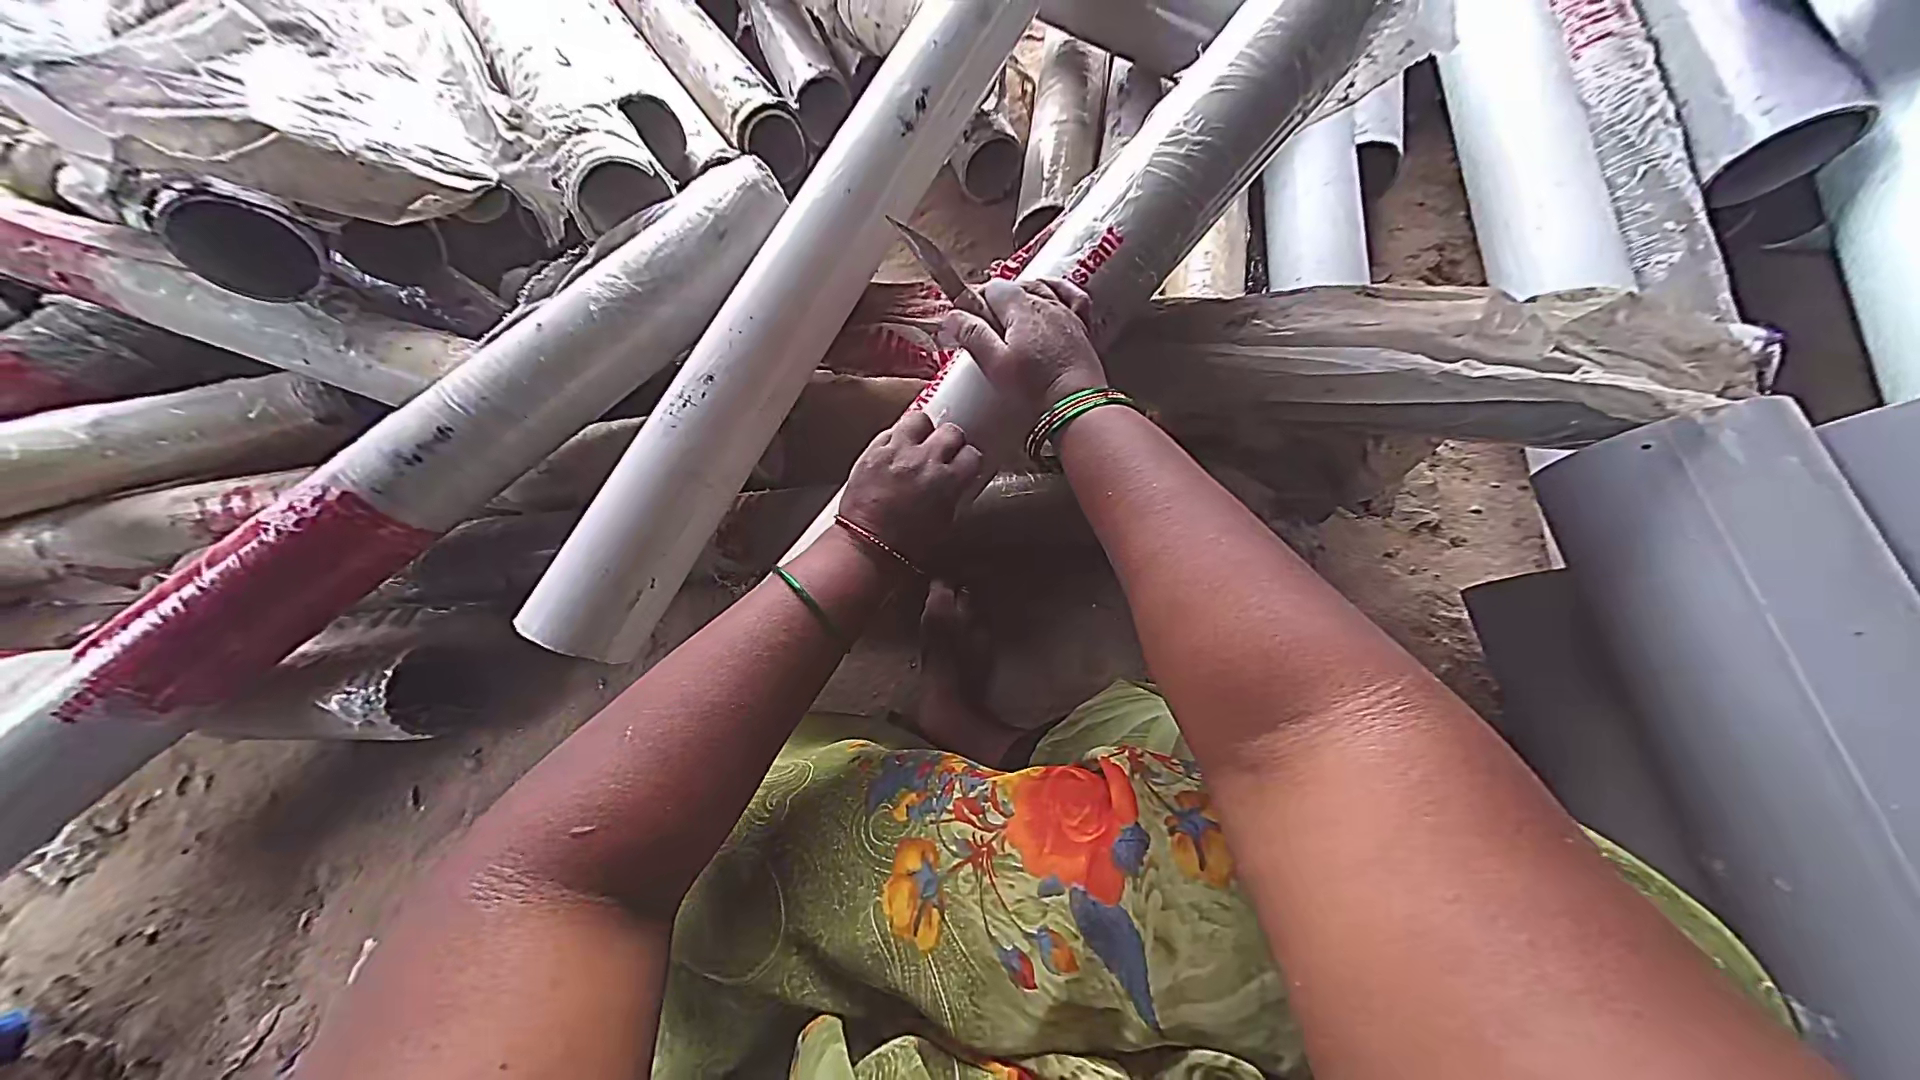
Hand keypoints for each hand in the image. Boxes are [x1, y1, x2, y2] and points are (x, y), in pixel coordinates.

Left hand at [840, 410, 986, 567]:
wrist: (868, 547)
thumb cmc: (907, 545)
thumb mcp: (945, 522)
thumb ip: (954, 494)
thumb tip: (957, 482)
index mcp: (948, 481)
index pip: (972, 455)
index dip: (967, 460)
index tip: (963, 464)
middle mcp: (926, 461)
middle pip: (950, 431)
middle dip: (949, 441)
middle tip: (943, 452)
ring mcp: (897, 452)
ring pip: (919, 420)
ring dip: (922, 430)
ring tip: (917, 443)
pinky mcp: (873, 452)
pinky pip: (889, 432)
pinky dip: (894, 439)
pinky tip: (894, 452)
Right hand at [940, 278, 1106, 409]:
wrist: (1076, 403)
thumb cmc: (1035, 386)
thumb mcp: (995, 363)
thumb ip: (973, 334)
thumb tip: (952, 315)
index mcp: (1020, 307)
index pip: (991, 289)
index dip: (974, 301)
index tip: (965, 321)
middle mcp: (1045, 302)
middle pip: (1014, 288)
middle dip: (995, 302)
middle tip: (983, 328)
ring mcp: (1066, 312)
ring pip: (1039, 288)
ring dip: (1022, 296)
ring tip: (1010, 316)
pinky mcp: (1080, 327)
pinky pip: (1071, 296)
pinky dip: (1057, 292)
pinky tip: (1051, 297)